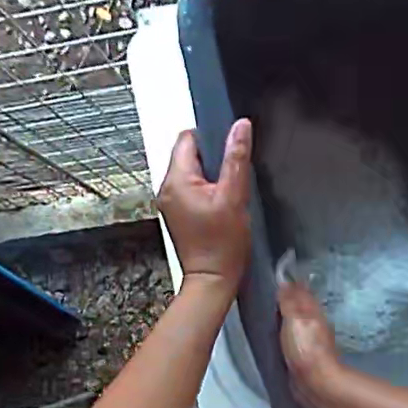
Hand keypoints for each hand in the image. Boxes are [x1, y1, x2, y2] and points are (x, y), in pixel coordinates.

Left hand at [158, 119, 252, 292]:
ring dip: (212, 176)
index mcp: (176, 180)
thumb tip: (241, 126)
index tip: (230, 149)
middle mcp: (167, 189)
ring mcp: (171, 204)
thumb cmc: (222, 245)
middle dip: (213, 159)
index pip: (188, 139)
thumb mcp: (234, 197)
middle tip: (234, 173)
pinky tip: (223, 204)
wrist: (213, 281)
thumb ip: (236, 158)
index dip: (211, 137)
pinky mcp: (179, 215)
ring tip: (229, 191)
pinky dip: (207, 191)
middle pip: (189, 156)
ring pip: (192, 174)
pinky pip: (192, 191)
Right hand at [278, 276, 348, 407]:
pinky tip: (276, 334)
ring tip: (270, 311)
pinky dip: (285, 333)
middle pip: (300, 306)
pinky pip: (292, 338)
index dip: (290, 282)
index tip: (277, 274)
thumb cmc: (305, 349)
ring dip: (286, 316)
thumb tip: (285, 280)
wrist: (316, 384)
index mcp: (312, 311)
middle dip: (288, 298)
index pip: (301, 290)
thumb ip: (289, 301)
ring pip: (296, 322)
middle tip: (270, 292)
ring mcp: (310, 341)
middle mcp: (314, 323)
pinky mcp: (304, 357)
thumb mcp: (295, 319)